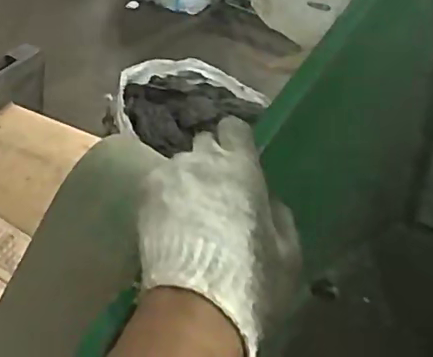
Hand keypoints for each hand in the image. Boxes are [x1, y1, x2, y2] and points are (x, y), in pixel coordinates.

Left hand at [137, 118, 300, 355]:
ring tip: (187, 213)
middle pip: (205, 142)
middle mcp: (204, 159)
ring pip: (180, 165)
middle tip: (214, 190)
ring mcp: (172, 172)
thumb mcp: (286, 255)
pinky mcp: (146, 191)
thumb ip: (279, 216)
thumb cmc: (251, 280)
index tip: (237, 159)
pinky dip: (163, 197)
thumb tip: (270, 201)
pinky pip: (158, 184)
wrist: (194, 305)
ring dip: (185, 180)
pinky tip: (167, 223)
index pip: (234, 128)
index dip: (235, 141)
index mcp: (242, 166)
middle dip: (209, 160)